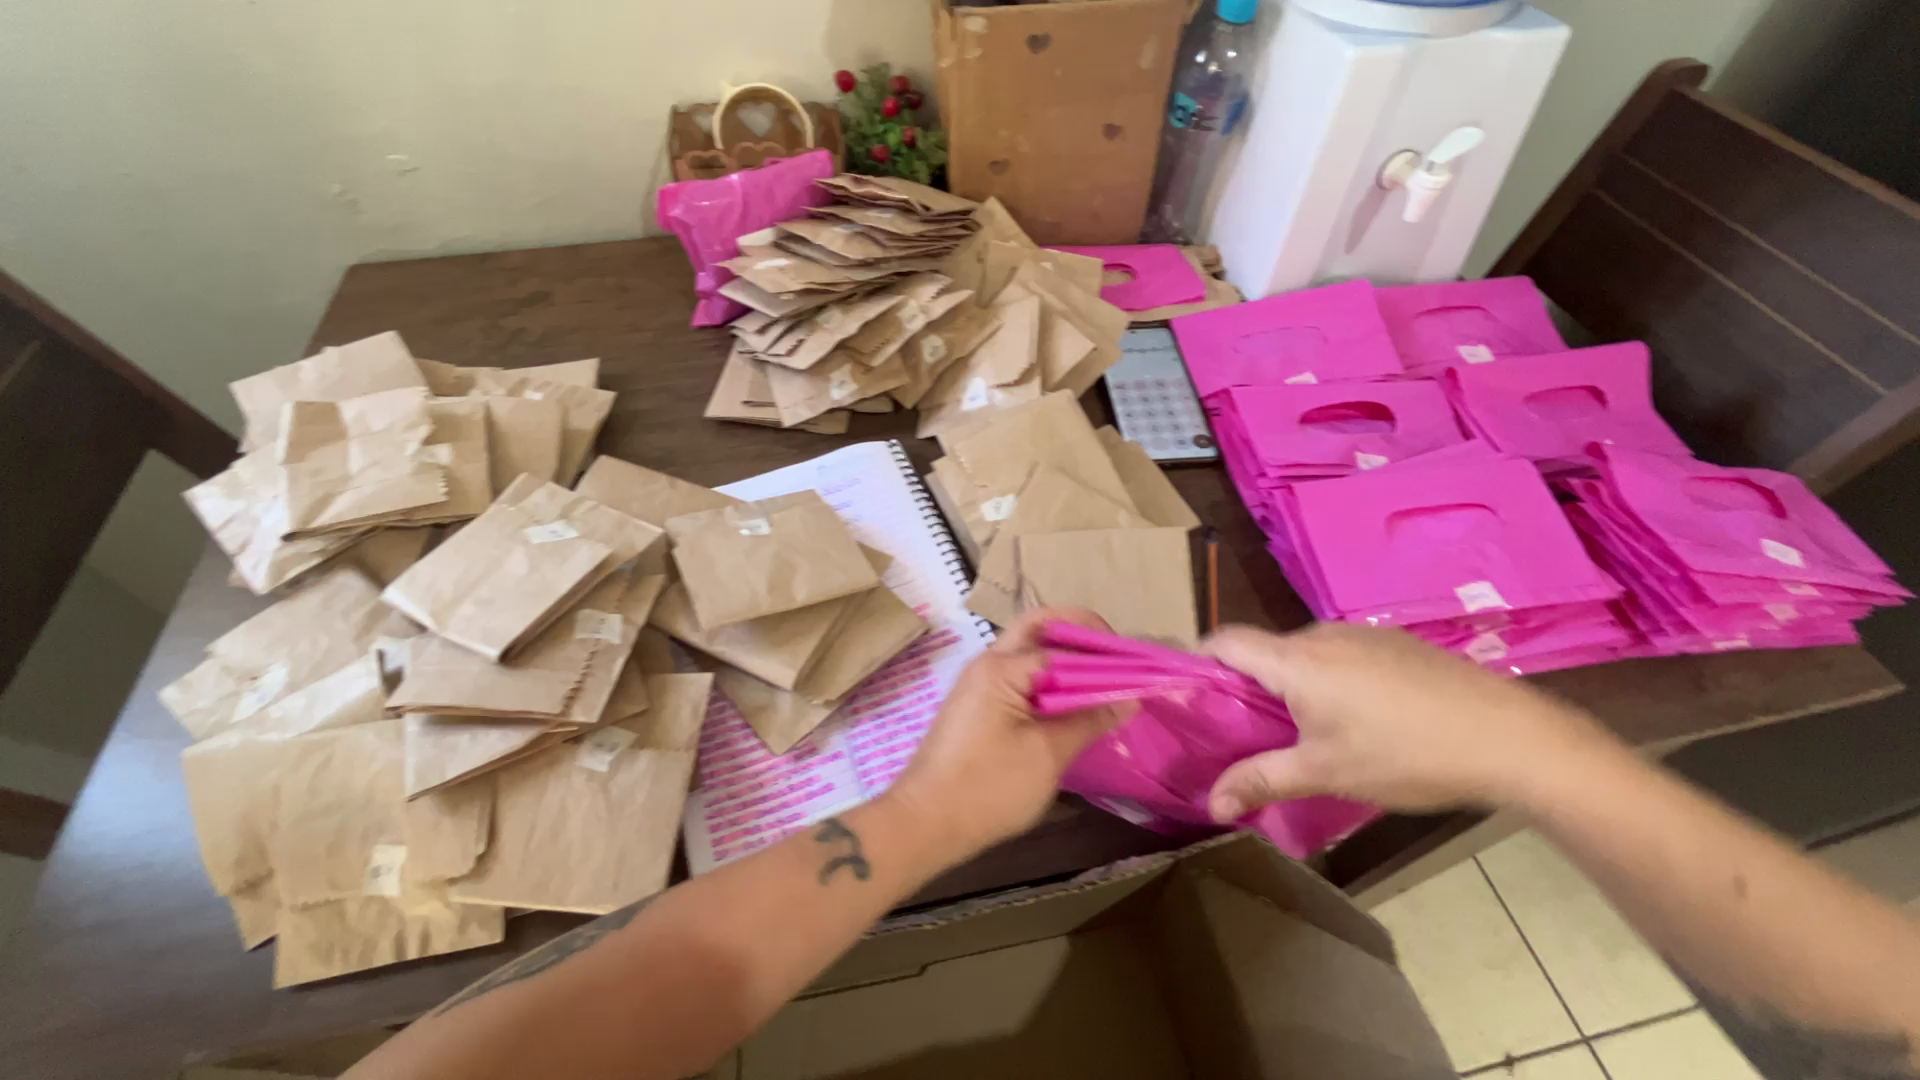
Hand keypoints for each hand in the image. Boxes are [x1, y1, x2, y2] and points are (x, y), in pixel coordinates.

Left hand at [889, 607, 1131, 858]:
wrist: (925, 823)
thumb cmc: (988, 788)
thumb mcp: (1048, 755)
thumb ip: (1089, 720)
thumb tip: (1129, 698)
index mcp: (1002, 668)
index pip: (1061, 642)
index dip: (1101, 649)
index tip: (1136, 666)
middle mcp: (986, 664)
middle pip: (1038, 630)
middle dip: (1079, 637)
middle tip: (1116, 660)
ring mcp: (978, 685)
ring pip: (1027, 654)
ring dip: (1064, 661)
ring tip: (1102, 683)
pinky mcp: (976, 707)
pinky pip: (1018, 679)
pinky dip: (1048, 683)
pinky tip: (1072, 706)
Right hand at [1201, 623, 1609, 818]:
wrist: (1512, 738)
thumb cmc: (1404, 754)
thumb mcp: (1325, 774)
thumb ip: (1260, 781)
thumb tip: (1211, 806)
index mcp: (1294, 660)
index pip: (1225, 640)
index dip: (1200, 661)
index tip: (1194, 698)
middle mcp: (1322, 634)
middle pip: (1264, 651)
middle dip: (1249, 687)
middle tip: (1250, 734)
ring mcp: (1363, 634)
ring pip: (1304, 654)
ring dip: (1293, 686)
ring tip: (1308, 733)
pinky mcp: (1397, 644)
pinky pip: (1341, 655)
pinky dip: (1331, 680)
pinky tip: (1362, 721)